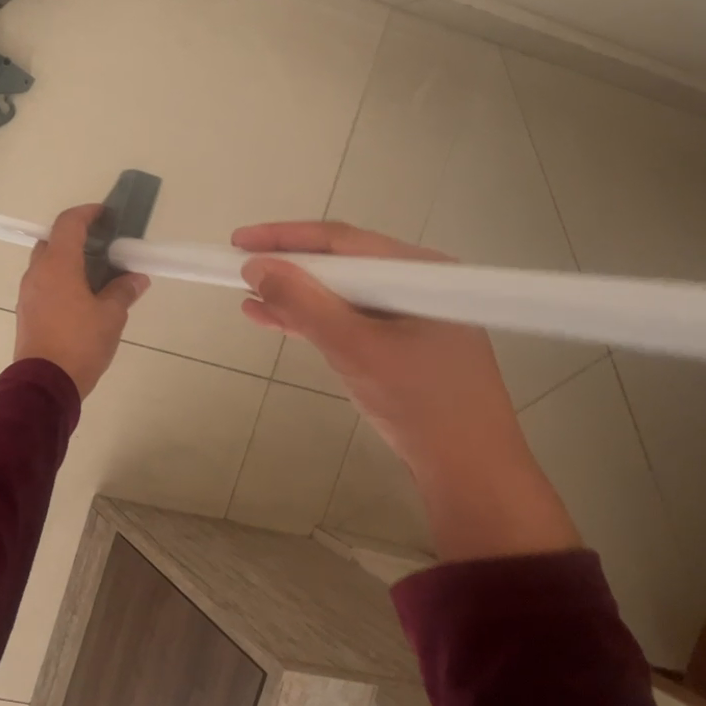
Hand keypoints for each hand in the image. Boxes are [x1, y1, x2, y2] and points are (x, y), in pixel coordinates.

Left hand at [15, 205, 150, 398]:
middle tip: (103, 247)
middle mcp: (37, 273)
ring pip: (46, 265)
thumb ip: (123, 291)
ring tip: (97, 274)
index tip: (106, 214)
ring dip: (68, 262)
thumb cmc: (79, 342)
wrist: (44, 381)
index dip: (87, 213)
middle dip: (76, 238)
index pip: (68, 224)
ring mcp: (27, 294)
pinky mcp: (26, 313)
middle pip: (52, 242)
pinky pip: (43, 285)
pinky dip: (60, 281)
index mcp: (57, 265)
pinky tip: (82, 298)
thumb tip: (135, 278)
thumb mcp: (111, 316)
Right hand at [231, 221, 519, 465]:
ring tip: (246, 295)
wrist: (468, 468)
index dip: (285, 237)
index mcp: (420, 274)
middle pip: (341, 263)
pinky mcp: (400, 343)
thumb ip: (303, 303)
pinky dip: (309, 318)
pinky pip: (345, 318)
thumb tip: (255, 266)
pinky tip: (271, 318)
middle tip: (237, 266)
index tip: (237, 242)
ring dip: (293, 294)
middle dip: (287, 265)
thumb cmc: (419, 402)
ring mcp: (410, 316)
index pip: (342, 241)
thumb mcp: (353, 348)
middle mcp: (417, 286)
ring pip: (339, 293)